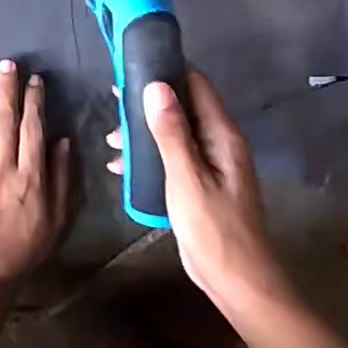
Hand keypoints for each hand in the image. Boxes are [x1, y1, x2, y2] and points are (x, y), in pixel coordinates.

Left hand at [0, 60, 73, 283]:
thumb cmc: (31, 240)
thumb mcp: (59, 213)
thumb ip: (61, 176)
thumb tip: (63, 140)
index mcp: (30, 174)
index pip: (33, 128)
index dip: (35, 101)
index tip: (35, 79)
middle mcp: (2, 167)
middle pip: (5, 121)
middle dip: (7, 90)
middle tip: (7, 64)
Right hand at [106, 69, 286, 304]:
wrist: (236, 280)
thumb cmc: (214, 227)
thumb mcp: (187, 177)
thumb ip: (171, 132)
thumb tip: (156, 86)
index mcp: (222, 135)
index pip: (197, 86)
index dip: (168, 71)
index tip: (133, 67)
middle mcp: (218, 143)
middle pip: (182, 108)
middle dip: (148, 103)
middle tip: (113, 103)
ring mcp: (209, 165)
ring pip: (173, 134)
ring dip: (143, 133)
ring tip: (111, 140)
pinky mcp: (199, 185)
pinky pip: (170, 158)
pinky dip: (147, 158)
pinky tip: (121, 168)